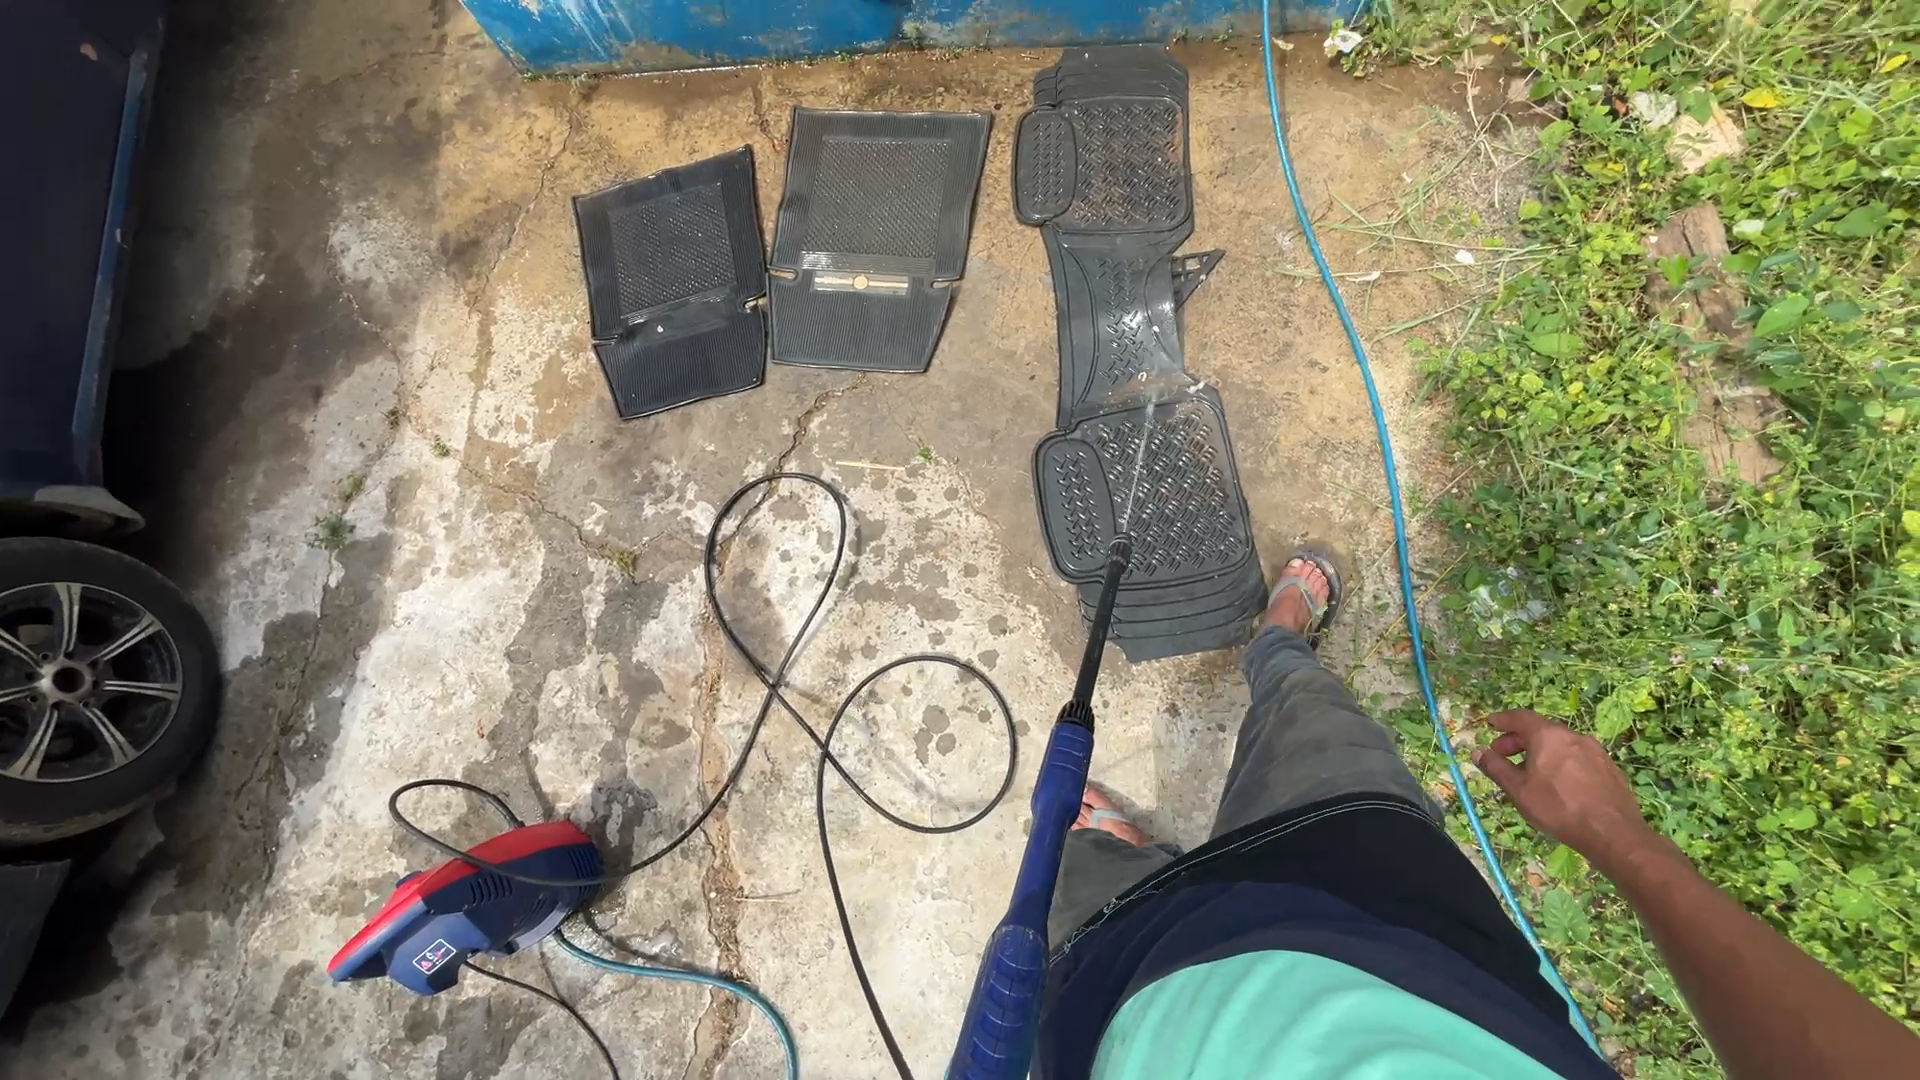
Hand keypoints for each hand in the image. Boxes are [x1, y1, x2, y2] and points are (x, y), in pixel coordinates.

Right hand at [1473, 708, 1657, 869]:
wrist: (1614, 835)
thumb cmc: (1558, 807)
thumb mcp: (1517, 789)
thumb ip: (1495, 767)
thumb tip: (1478, 752)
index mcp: (1548, 736)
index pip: (1521, 717)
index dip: (1503, 720)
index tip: (1490, 724)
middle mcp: (1573, 737)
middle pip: (1541, 730)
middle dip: (1518, 740)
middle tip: (1503, 755)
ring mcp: (1596, 753)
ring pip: (1560, 744)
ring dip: (1540, 752)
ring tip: (1529, 772)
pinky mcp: (1610, 770)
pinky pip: (1577, 758)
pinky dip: (1560, 762)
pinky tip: (1557, 783)